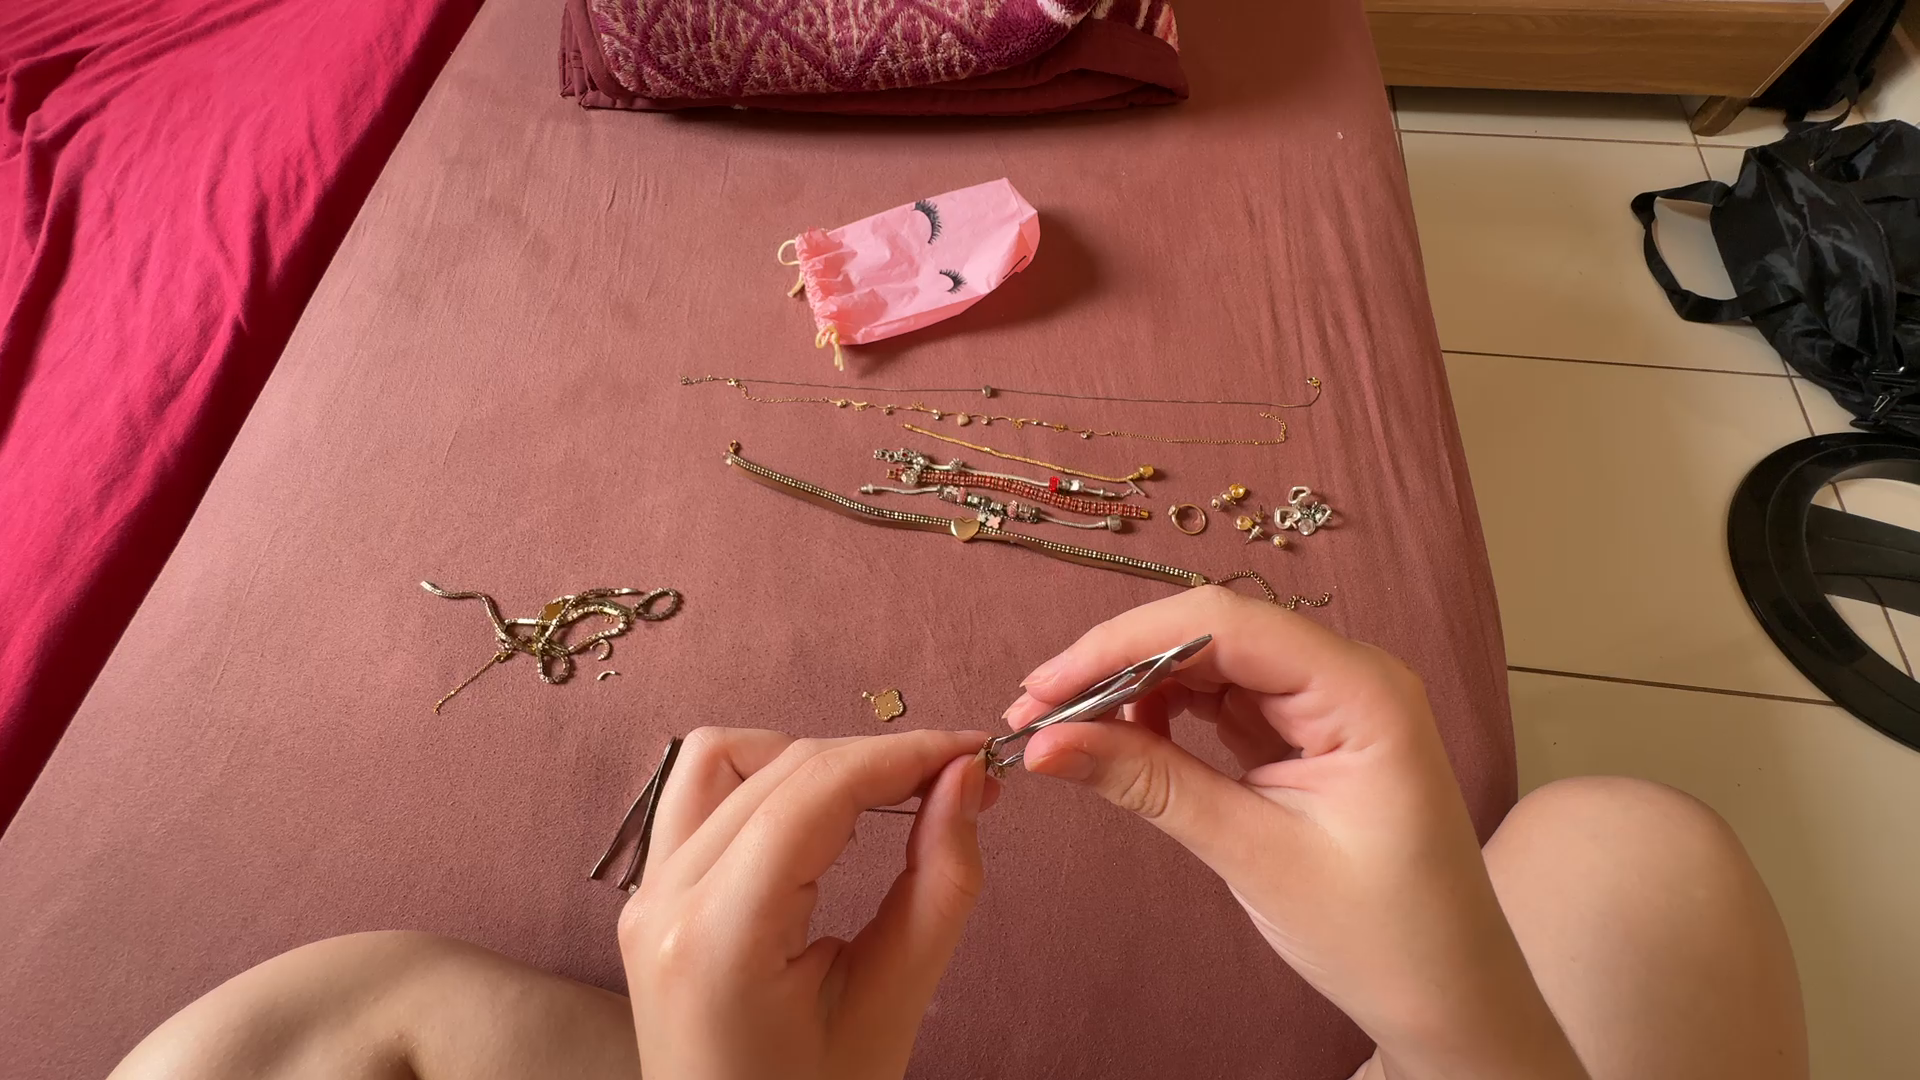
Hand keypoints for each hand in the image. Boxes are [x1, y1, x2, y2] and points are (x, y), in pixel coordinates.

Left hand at [618, 728, 997, 1079]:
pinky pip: (703, 784)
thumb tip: (965, 777)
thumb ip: (942, 880)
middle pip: (787, 765)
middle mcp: (666, 897)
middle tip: (953, 779)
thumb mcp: (895, 1006)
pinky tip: (814, 811)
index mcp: (719, 936)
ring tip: (878, 796)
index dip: (906, 755)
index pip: (819, 791)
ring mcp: (648, 889)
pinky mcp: (653, 886)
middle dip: (880, 758)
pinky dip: (768, 772)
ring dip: (816, 758)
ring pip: (731, 754)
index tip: (973, 750)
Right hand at [1004, 588, 1586, 1079]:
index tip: (1046, 687)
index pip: (1221, 624)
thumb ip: (1148, 784)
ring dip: (1128, 683)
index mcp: (1359, 689)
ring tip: (1068, 725)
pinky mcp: (1293, 721)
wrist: (1448, 999)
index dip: (1123, 643)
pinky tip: (1124, 735)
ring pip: (1199, 657)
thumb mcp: (1252, 855)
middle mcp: (1339, 671)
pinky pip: (1210, 692)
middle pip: (1204, 631)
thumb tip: (1043, 744)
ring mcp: (1316, 693)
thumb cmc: (1377, 937)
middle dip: (1115, 662)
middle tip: (1037, 709)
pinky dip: (1156, 707)